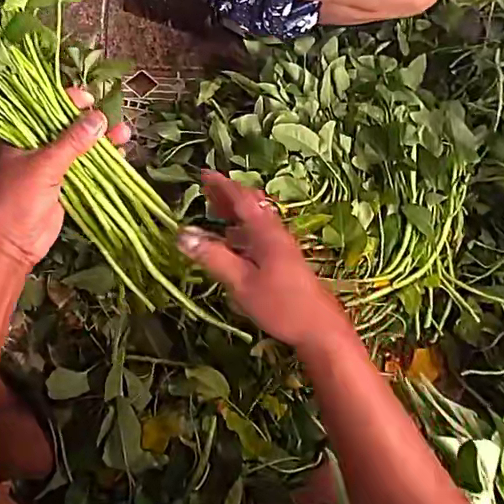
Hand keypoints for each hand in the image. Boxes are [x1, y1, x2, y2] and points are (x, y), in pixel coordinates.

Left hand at [0, 88, 129, 268]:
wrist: (11, 246)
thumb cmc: (16, 201)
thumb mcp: (44, 166)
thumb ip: (72, 142)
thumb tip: (98, 118)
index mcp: (16, 136)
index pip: (42, 108)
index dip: (66, 100)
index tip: (89, 98)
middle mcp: (32, 148)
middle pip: (64, 127)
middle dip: (90, 121)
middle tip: (111, 115)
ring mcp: (48, 167)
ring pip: (78, 148)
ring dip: (100, 142)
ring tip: (124, 133)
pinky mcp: (62, 185)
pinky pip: (84, 168)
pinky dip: (101, 162)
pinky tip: (119, 154)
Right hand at [175, 171, 358, 353]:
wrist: (320, 328)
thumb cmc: (281, 305)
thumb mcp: (241, 283)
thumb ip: (213, 257)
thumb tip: (183, 235)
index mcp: (266, 233)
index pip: (242, 199)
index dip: (222, 186)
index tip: (203, 175)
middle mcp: (275, 234)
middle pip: (251, 205)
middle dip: (227, 195)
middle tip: (205, 190)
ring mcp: (281, 246)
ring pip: (255, 220)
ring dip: (235, 212)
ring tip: (213, 211)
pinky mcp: (284, 260)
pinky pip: (259, 234)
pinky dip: (242, 229)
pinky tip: (233, 242)